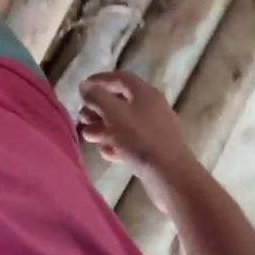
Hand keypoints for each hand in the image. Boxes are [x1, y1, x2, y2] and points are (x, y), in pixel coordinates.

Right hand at [78, 71, 199, 205]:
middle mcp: (153, 107)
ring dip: (104, 127)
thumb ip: (96, 97)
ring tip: (87, 136)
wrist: (171, 176)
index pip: (120, 77)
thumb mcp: (113, 113)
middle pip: (121, 101)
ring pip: (125, 123)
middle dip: (99, 108)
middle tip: (82, 117)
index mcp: (145, 93)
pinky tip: (105, 152)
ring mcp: (156, 130)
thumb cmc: (140, 138)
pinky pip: (132, 142)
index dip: (100, 80)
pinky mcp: (156, 150)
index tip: (82, 88)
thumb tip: (85, 86)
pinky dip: (117, 144)